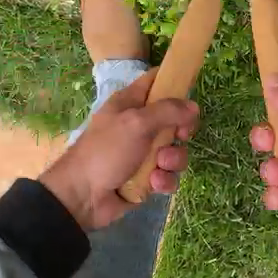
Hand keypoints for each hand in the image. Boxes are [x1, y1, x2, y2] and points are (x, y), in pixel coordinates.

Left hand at [41, 70, 197, 229]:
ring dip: (172, 160)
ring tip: (159, 166)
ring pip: (174, 150)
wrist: (83, 196)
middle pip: (173, 119)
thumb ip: (167, 111)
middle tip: (181, 136)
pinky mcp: (146, 178)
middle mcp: (138, 125)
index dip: (174, 83)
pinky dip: (163, 180)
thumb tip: (193, 106)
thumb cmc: (106, 151)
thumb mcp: (136, 123)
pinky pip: (167, 174)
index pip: (155, 81)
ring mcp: (142, 152)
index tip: (192, 91)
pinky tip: (153, 184)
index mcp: (130, 103)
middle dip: (181, 131)